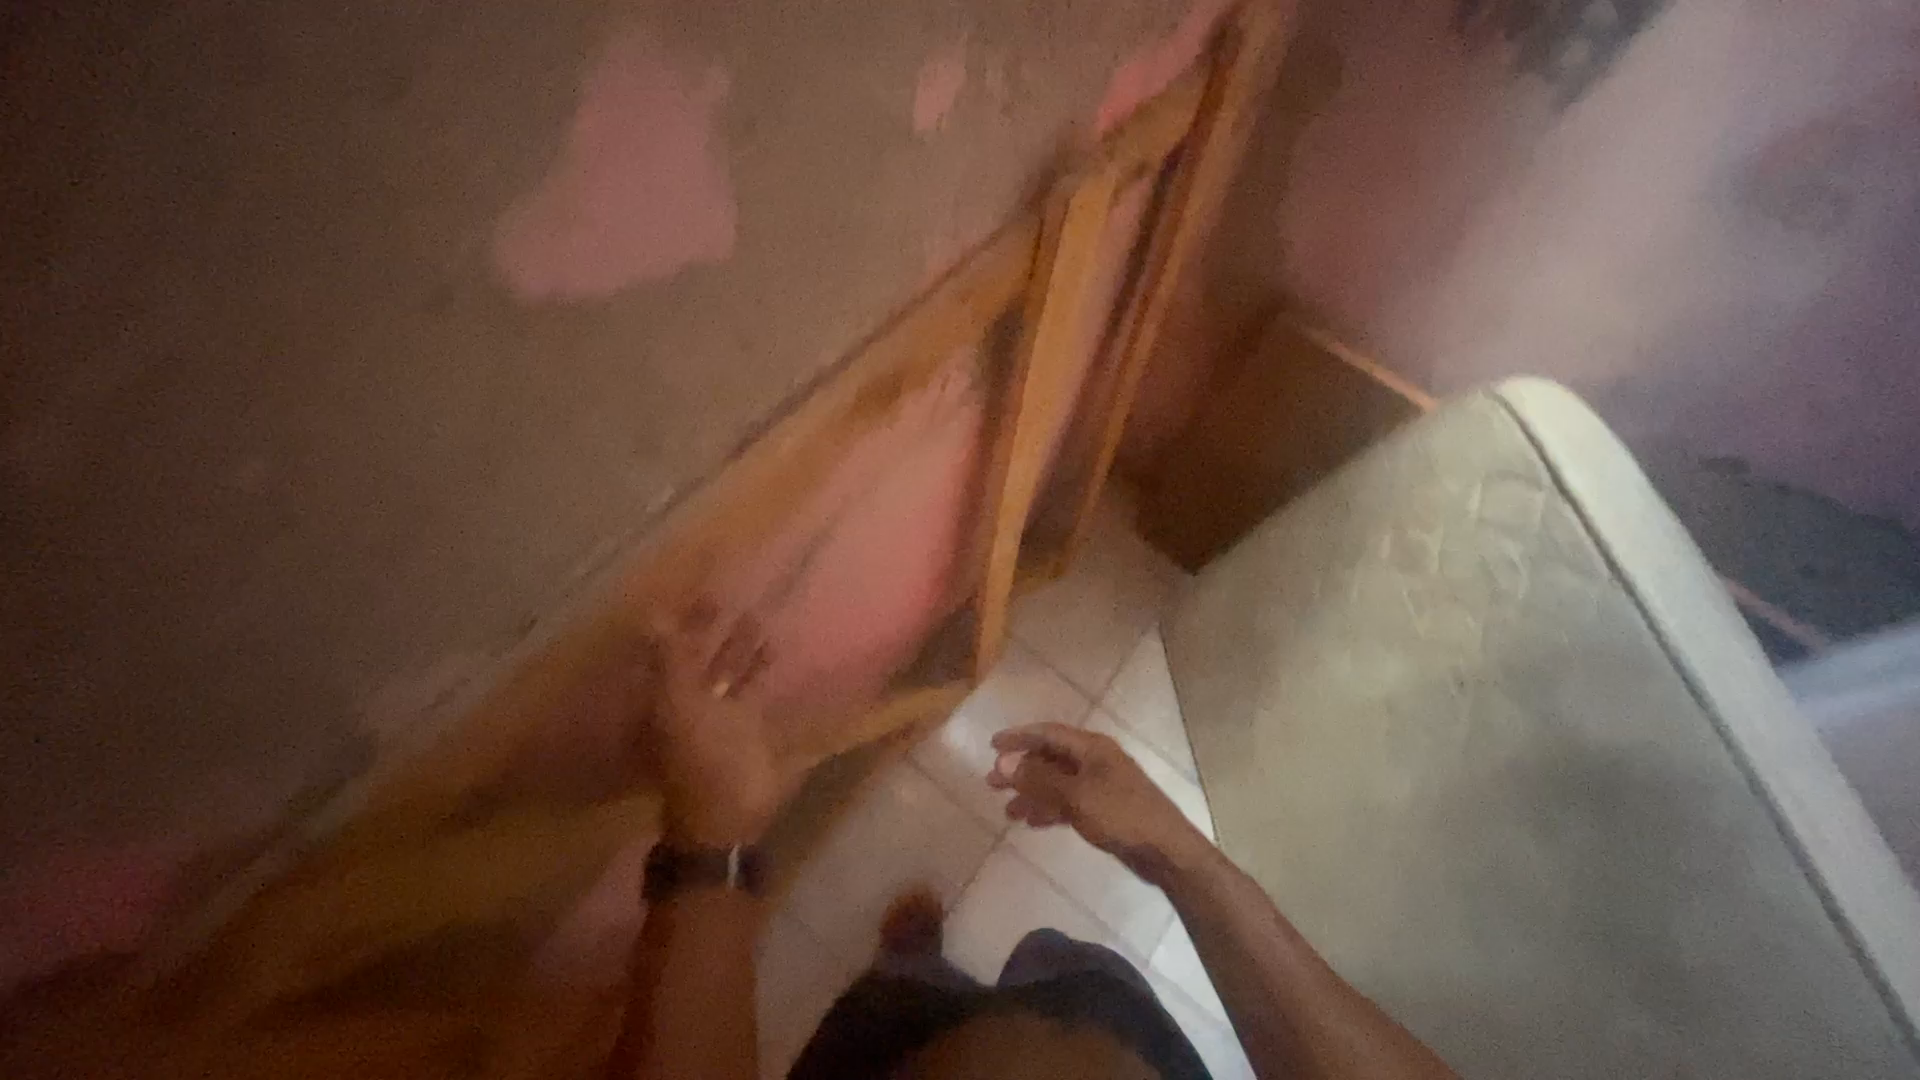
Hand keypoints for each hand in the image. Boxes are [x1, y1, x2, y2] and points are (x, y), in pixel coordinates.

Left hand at [641, 602, 796, 846]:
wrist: (730, 814)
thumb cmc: (702, 759)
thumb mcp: (682, 706)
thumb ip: (672, 661)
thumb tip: (654, 614)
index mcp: (672, 696)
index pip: (676, 649)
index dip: (686, 622)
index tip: (703, 590)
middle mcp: (695, 703)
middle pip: (704, 658)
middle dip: (717, 631)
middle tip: (733, 595)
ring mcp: (723, 717)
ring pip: (732, 674)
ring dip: (743, 649)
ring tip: (761, 617)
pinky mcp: (751, 731)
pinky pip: (756, 693)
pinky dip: (764, 674)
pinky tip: (780, 653)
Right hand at [987, 723, 1209, 883]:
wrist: (1166, 851)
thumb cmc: (1121, 815)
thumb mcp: (1076, 795)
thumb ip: (1039, 779)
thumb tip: (1004, 763)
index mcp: (1092, 748)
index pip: (1048, 733)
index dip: (1019, 737)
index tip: (992, 746)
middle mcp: (1095, 761)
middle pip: (1050, 759)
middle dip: (1021, 770)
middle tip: (991, 783)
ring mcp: (1100, 785)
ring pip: (1057, 783)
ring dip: (1032, 794)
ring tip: (1007, 811)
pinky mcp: (1104, 809)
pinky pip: (1068, 803)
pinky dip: (1049, 809)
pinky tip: (1032, 823)